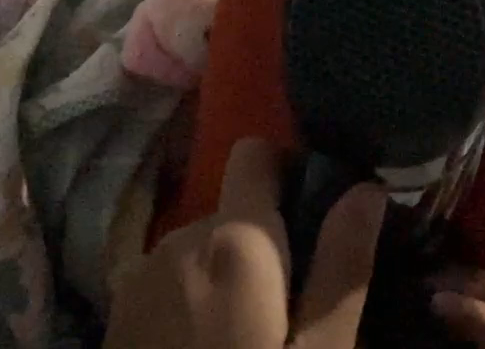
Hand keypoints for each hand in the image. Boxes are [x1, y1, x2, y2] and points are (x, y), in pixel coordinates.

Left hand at [105, 138, 388, 348]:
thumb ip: (342, 269)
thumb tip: (366, 189)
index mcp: (232, 243)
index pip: (255, 154)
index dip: (289, 172)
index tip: (317, 217)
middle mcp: (179, 239)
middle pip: (234, 209)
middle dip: (269, 242)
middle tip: (295, 311)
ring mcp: (141, 273)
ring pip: (203, 245)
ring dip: (231, 273)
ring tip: (251, 343)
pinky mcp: (118, 310)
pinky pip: (171, 276)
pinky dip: (196, 296)